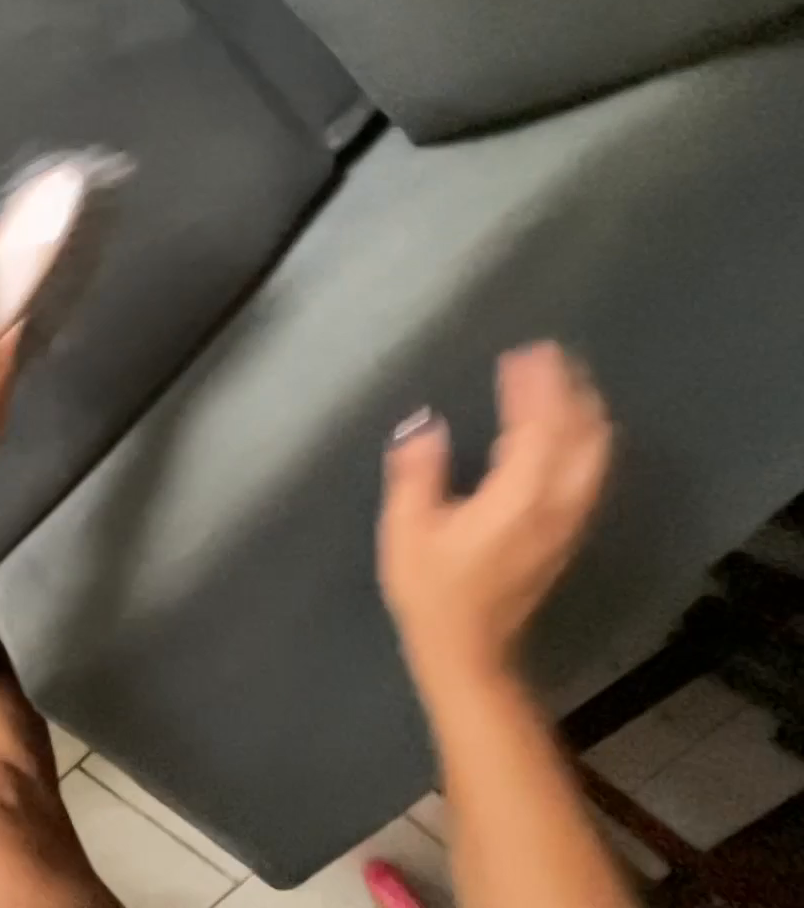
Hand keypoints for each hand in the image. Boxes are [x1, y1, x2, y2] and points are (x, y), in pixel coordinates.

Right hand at [380, 342, 613, 682]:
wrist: (467, 645)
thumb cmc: (428, 586)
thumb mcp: (406, 527)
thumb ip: (417, 473)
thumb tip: (425, 424)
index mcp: (516, 499)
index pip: (536, 431)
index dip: (532, 389)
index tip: (524, 353)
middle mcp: (555, 505)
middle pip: (579, 438)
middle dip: (568, 393)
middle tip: (551, 356)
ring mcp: (567, 520)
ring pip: (593, 455)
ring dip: (583, 414)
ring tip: (567, 383)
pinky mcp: (565, 532)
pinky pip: (589, 473)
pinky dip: (585, 441)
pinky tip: (574, 431)